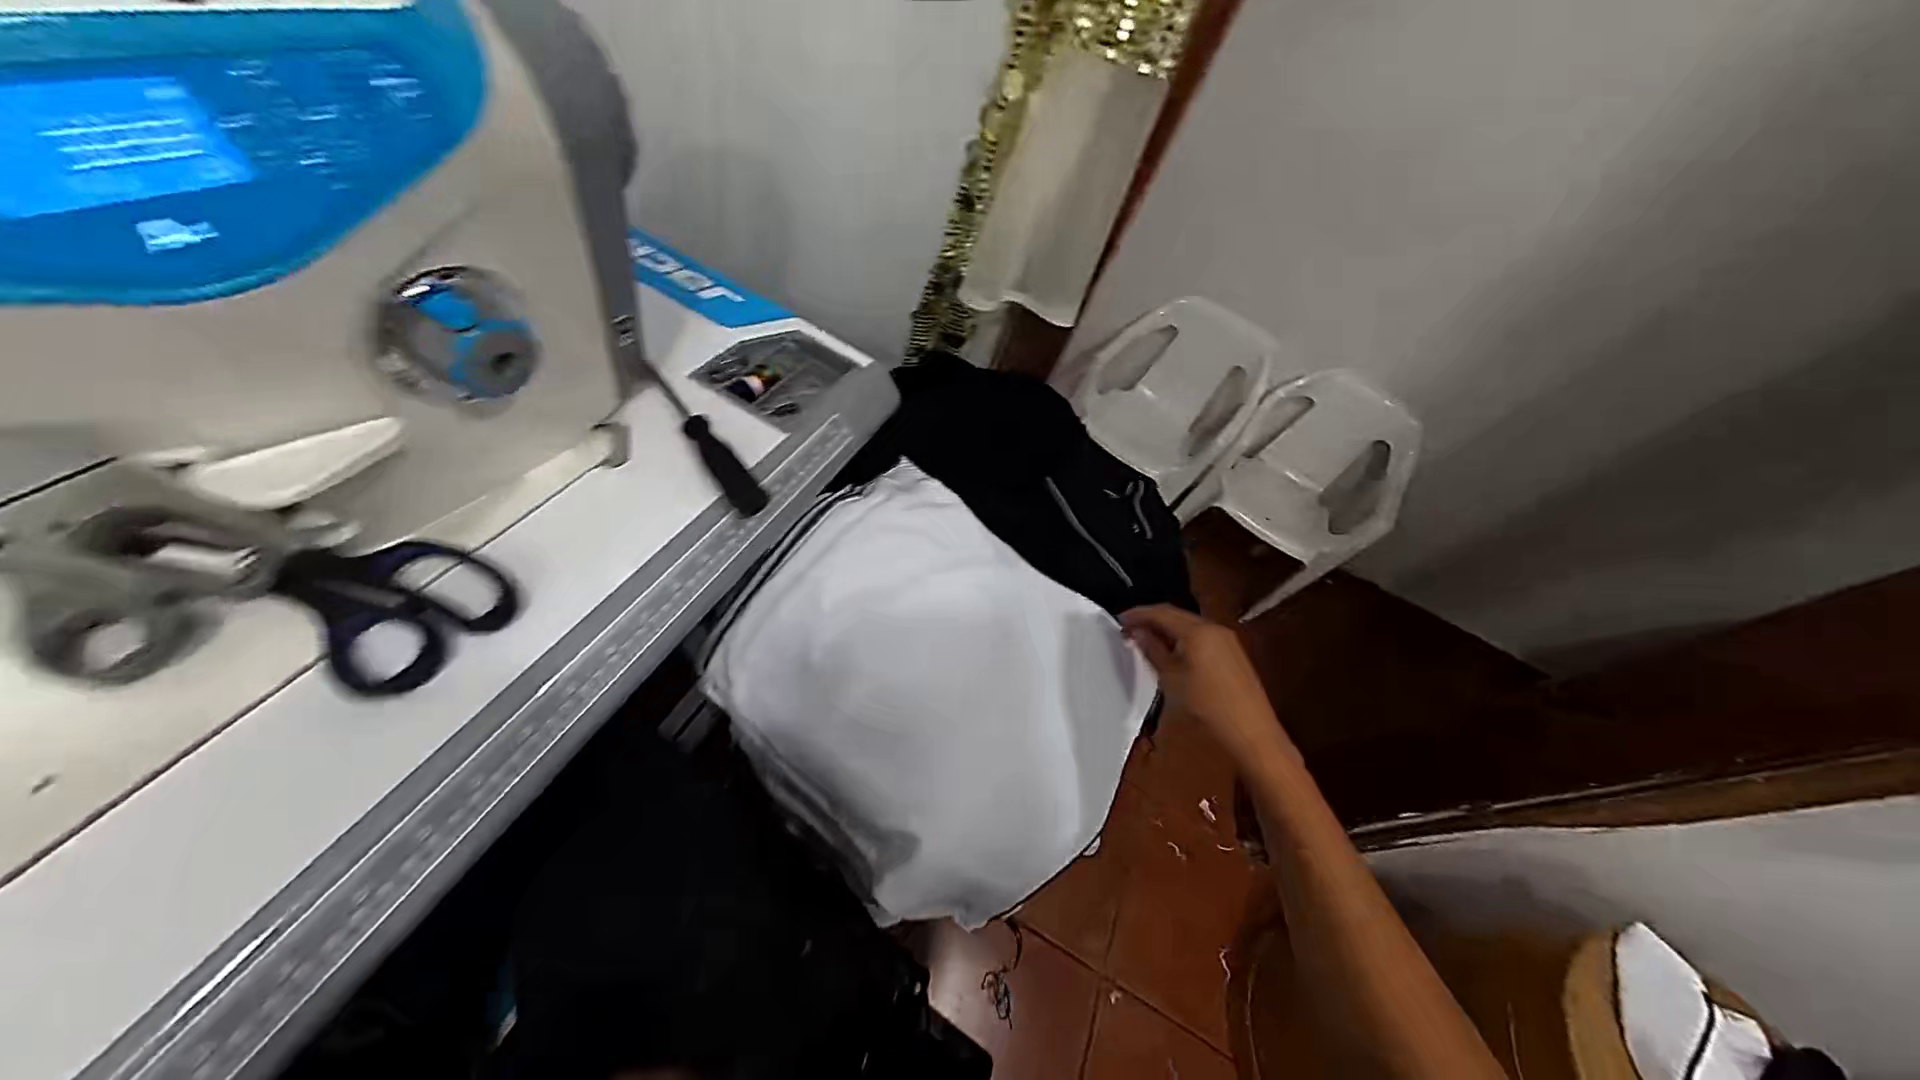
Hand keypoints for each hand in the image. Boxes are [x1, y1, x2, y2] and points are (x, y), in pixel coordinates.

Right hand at [1121, 605, 1293, 767]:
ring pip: (1190, 626)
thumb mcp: (1171, 678)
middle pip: (1177, 615)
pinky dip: (1183, 639)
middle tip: (1130, 631)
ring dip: (1167, 630)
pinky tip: (1172, 653)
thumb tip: (1138, 632)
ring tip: (1147, 642)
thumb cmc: (1206, 705)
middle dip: (1152, 620)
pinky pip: (1202, 637)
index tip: (1119, 621)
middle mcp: (1214, 628)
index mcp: (1197, 630)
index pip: (1162, 612)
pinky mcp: (1233, 654)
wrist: (1250, 732)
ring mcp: (1227, 640)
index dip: (1138, 614)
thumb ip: (1153, 650)